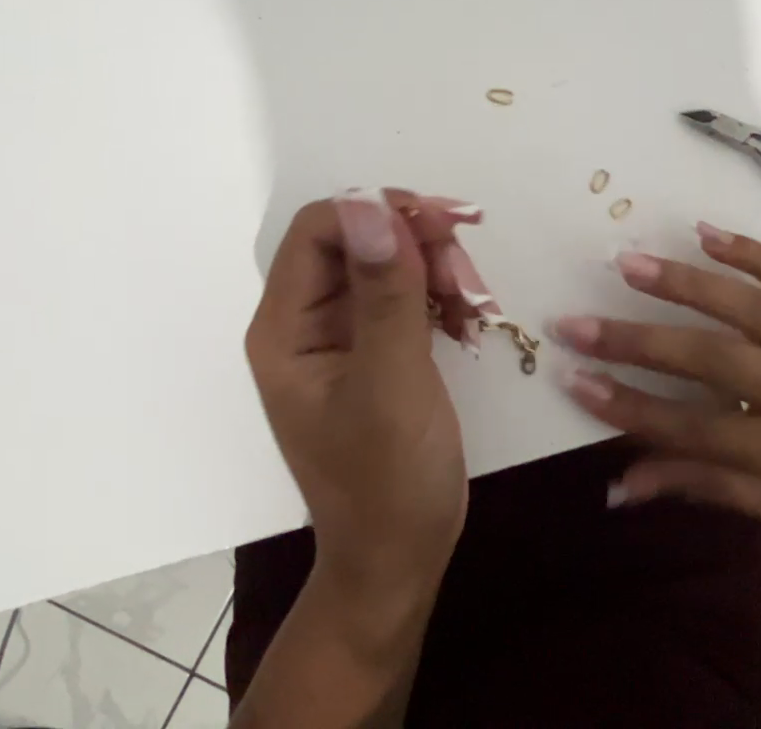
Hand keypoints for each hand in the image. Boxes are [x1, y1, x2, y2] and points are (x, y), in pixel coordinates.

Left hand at [245, 189, 484, 594]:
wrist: (401, 554)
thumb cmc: (388, 481)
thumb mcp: (391, 384)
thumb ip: (385, 293)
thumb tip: (371, 204)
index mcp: (286, 328)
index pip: (318, 229)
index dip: (376, 213)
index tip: (441, 227)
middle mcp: (306, 321)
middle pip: (356, 239)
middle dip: (416, 242)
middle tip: (467, 273)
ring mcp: (342, 334)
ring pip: (387, 261)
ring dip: (437, 267)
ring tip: (474, 303)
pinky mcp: (376, 347)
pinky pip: (405, 293)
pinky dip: (442, 295)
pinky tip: (470, 320)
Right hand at [551, 222, 760, 578]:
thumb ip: (704, 487)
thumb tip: (622, 485)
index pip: (695, 429)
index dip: (631, 408)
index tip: (575, 383)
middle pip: (710, 360)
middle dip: (635, 341)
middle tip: (575, 323)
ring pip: (747, 307)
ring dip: (683, 282)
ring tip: (627, 262)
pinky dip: (752, 251)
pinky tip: (706, 231)